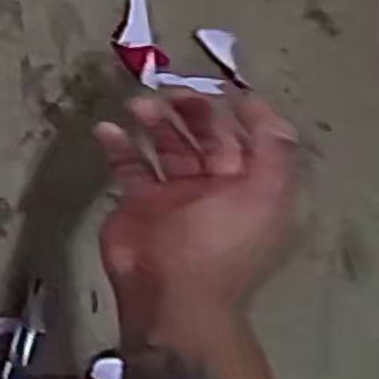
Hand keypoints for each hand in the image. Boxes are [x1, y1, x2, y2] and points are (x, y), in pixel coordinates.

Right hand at [93, 91, 300, 342]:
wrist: (167, 289)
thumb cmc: (217, 243)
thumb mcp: (261, 199)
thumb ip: (271, 153)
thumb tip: (260, 108)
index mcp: (253, 189)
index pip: (252, 143)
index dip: (242, 116)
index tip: (221, 89)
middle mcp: (216, 187)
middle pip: (206, 140)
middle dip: (190, 113)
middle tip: (167, 93)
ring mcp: (174, 193)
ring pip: (166, 147)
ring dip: (153, 124)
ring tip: (136, 107)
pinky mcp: (137, 199)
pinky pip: (129, 164)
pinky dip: (117, 145)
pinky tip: (107, 130)